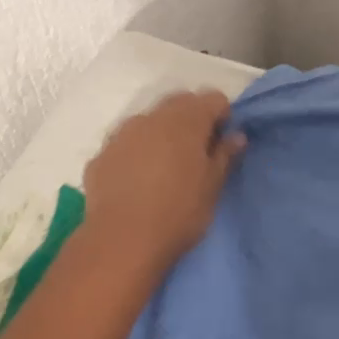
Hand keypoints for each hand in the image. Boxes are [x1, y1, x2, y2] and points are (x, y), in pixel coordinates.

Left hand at [82, 89, 244, 267]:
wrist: (122, 240)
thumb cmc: (179, 213)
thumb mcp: (212, 187)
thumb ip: (225, 155)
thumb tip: (236, 135)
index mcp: (185, 121)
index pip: (213, 99)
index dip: (222, 116)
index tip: (223, 142)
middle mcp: (152, 117)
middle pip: (179, 103)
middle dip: (192, 120)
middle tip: (199, 153)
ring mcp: (122, 134)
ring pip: (149, 121)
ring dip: (162, 134)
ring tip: (167, 168)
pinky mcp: (101, 155)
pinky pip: (126, 143)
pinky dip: (138, 152)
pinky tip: (139, 181)